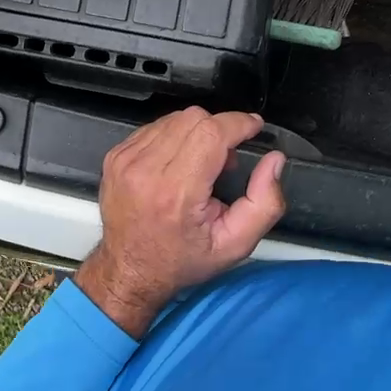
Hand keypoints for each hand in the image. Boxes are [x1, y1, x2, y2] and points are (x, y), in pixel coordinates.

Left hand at [74, 108, 287, 336]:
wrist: (129, 271)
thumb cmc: (182, 261)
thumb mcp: (235, 245)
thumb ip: (264, 203)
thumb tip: (274, 160)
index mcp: (177, 192)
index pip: (211, 133)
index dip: (238, 123)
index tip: (254, 127)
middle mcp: (146, 169)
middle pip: (194, 119)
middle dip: (220, 129)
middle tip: (226, 160)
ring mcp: (126, 159)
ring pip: (175, 119)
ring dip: (196, 132)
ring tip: (201, 164)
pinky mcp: (116, 155)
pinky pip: (155, 127)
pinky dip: (174, 137)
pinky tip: (177, 164)